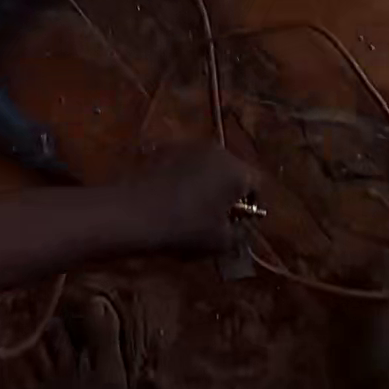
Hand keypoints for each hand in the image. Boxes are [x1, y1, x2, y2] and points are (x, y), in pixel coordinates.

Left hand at [127, 146, 256, 252]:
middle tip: (216, 216)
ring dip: (205, 182)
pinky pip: (184, 163)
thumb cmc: (184, 227)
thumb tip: (241, 229)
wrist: (132, 212)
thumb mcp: (219, 242)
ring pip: (207, 166)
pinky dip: (183, 177)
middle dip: (228, 192)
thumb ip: (239, 235)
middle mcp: (217, 150)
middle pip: (232, 171)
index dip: (251, 205)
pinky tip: (169, 197)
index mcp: (236, 170)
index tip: (239, 222)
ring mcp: (189, 146)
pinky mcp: (165, 148)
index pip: (256, 184)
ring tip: (190, 207)